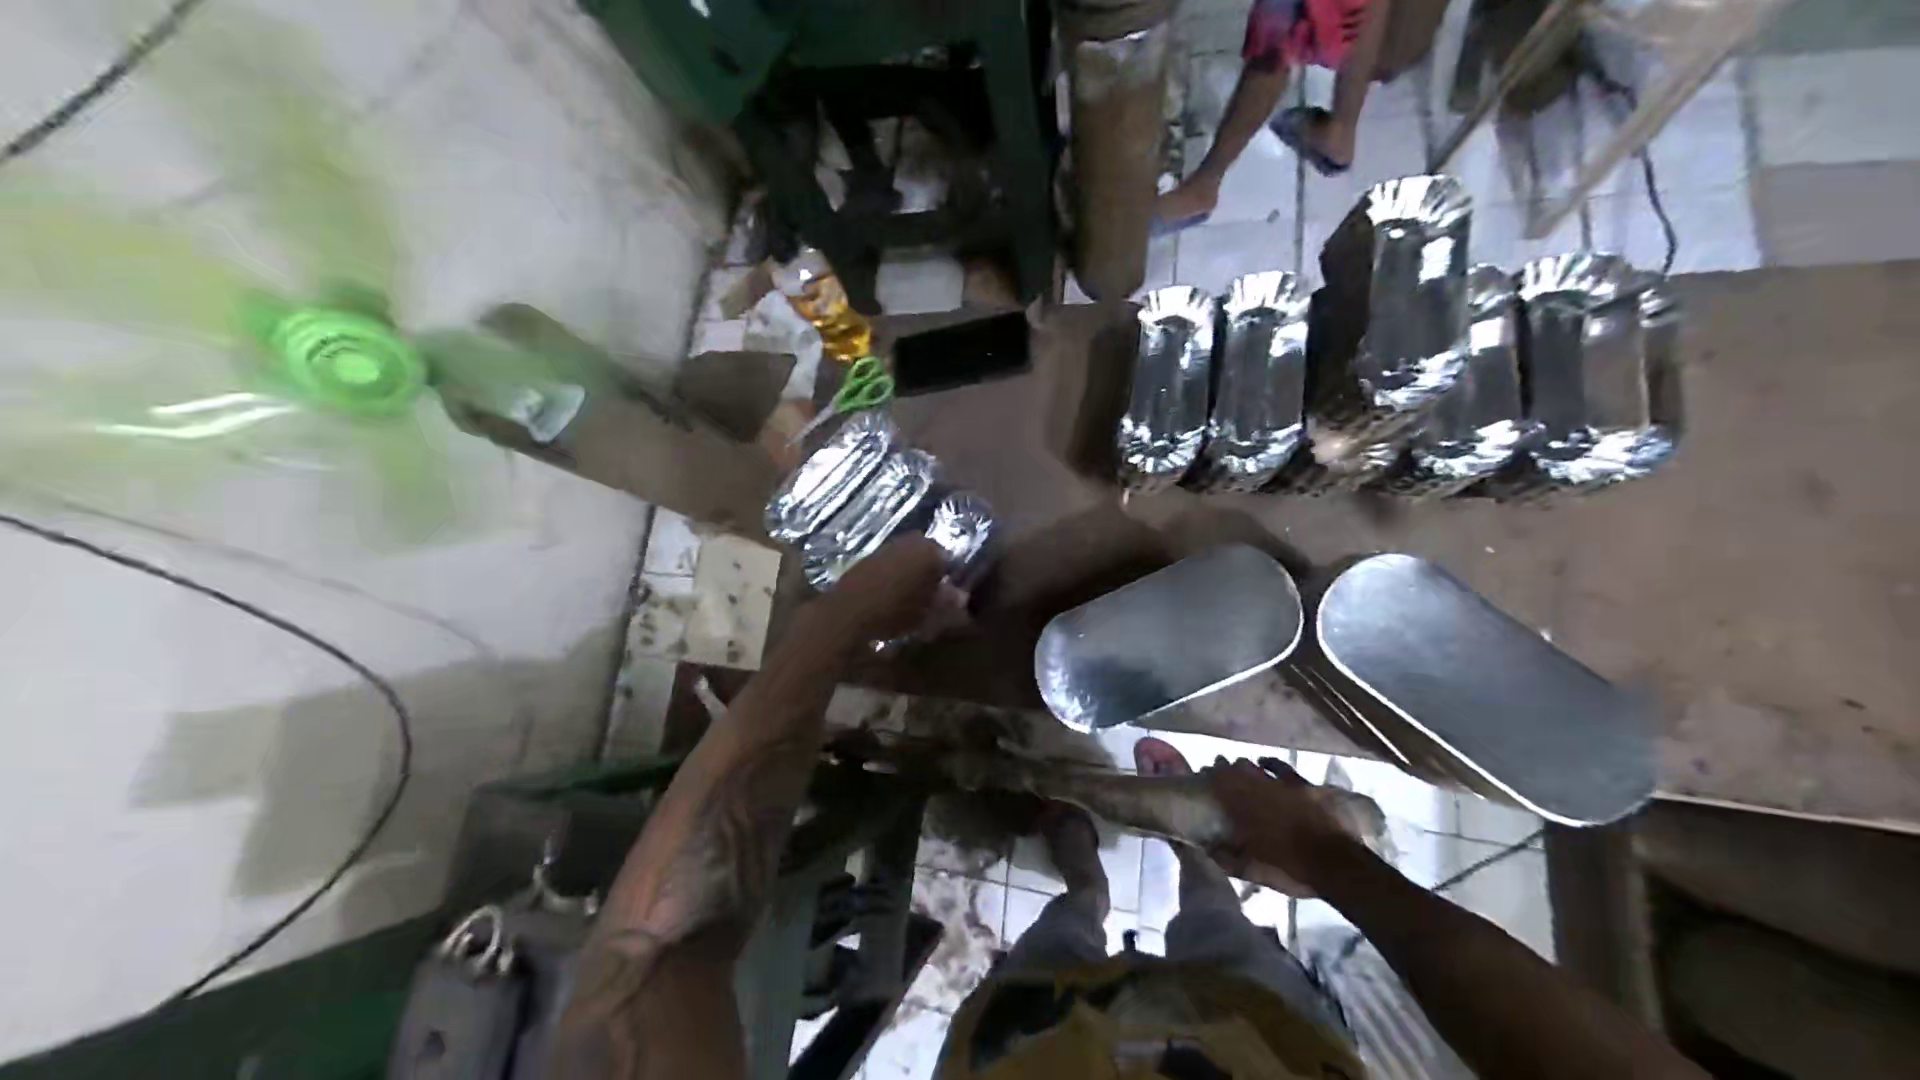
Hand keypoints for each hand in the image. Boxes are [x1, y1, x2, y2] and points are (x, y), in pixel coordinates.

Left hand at [816, 536, 948, 641]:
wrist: (849, 613)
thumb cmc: (898, 611)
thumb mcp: (930, 612)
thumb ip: (948, 602)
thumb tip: (960, 597)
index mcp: (930, 549)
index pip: (948, 558)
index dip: (949, 577)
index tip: (948, 594)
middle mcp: (908, 541)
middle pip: (926, 555)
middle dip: (929, 571)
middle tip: (930, 595)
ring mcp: (884, 548)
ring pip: (905, 558)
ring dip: (908, 573)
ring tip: (909, 598)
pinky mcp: (864, 558)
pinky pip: (886, 565)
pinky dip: (891, 577)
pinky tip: (888, 597)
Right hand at [1206, 757, 1369, 893]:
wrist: (1337, 866)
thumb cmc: (1292, 870)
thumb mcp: (1255, 872)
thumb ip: (1229, 859)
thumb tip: (1207, 848)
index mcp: (1244, 813)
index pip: (1219, 786)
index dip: (1210, 779)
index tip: (1203, 776)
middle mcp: (1258, 793)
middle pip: (1235, 772)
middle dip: (1224, 769)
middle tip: (1217, 769)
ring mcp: (1281, 786)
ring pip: (1255, 768)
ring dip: (1243, 766)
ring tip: (1237, 765)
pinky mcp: (1302, 786)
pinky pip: (1282, 768)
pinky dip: (1271, 763)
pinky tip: (1264, 762)